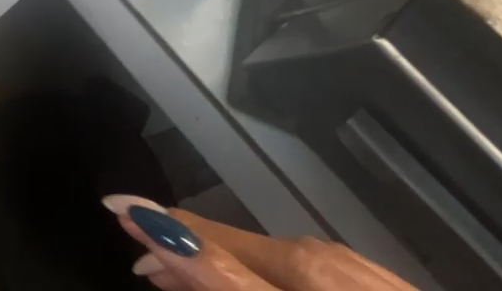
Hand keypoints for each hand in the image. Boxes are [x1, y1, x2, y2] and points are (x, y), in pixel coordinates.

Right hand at [103, 195, 416, 290]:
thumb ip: (225, 279)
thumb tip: (153, 225)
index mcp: (304, 265)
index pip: (213, 237)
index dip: (162, 229)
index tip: (119, 217)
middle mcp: (330, 262)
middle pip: (241, 247)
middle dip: (190, 251)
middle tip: (146, 265)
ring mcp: (362, 277)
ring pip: (276, 262)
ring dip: (229, 268)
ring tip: (193, 279)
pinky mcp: (381, 289)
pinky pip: (312, 275)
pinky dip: (272, 278)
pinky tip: (267, 287)